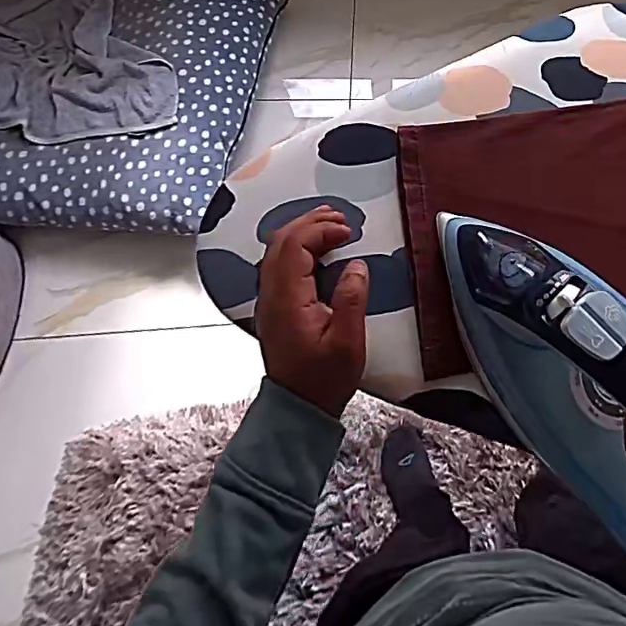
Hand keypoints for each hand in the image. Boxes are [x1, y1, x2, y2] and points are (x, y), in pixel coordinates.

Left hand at [255, 206, 369, 417]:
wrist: (298, 408)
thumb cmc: (323, 380)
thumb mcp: (348, 344)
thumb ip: (351, 300)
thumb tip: (357, 265)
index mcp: (286, 300)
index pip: (294, 247)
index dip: (320, 230)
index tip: (347, 232)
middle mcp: (271, 295)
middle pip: (281, 241)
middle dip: (310, 222)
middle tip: (339, 216)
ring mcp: (268, 299)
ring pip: (276, 250)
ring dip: (302, 230)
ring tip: (329, 222)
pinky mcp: (274, 304)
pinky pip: (279, 263)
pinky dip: (297, 245)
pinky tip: (316, 246)